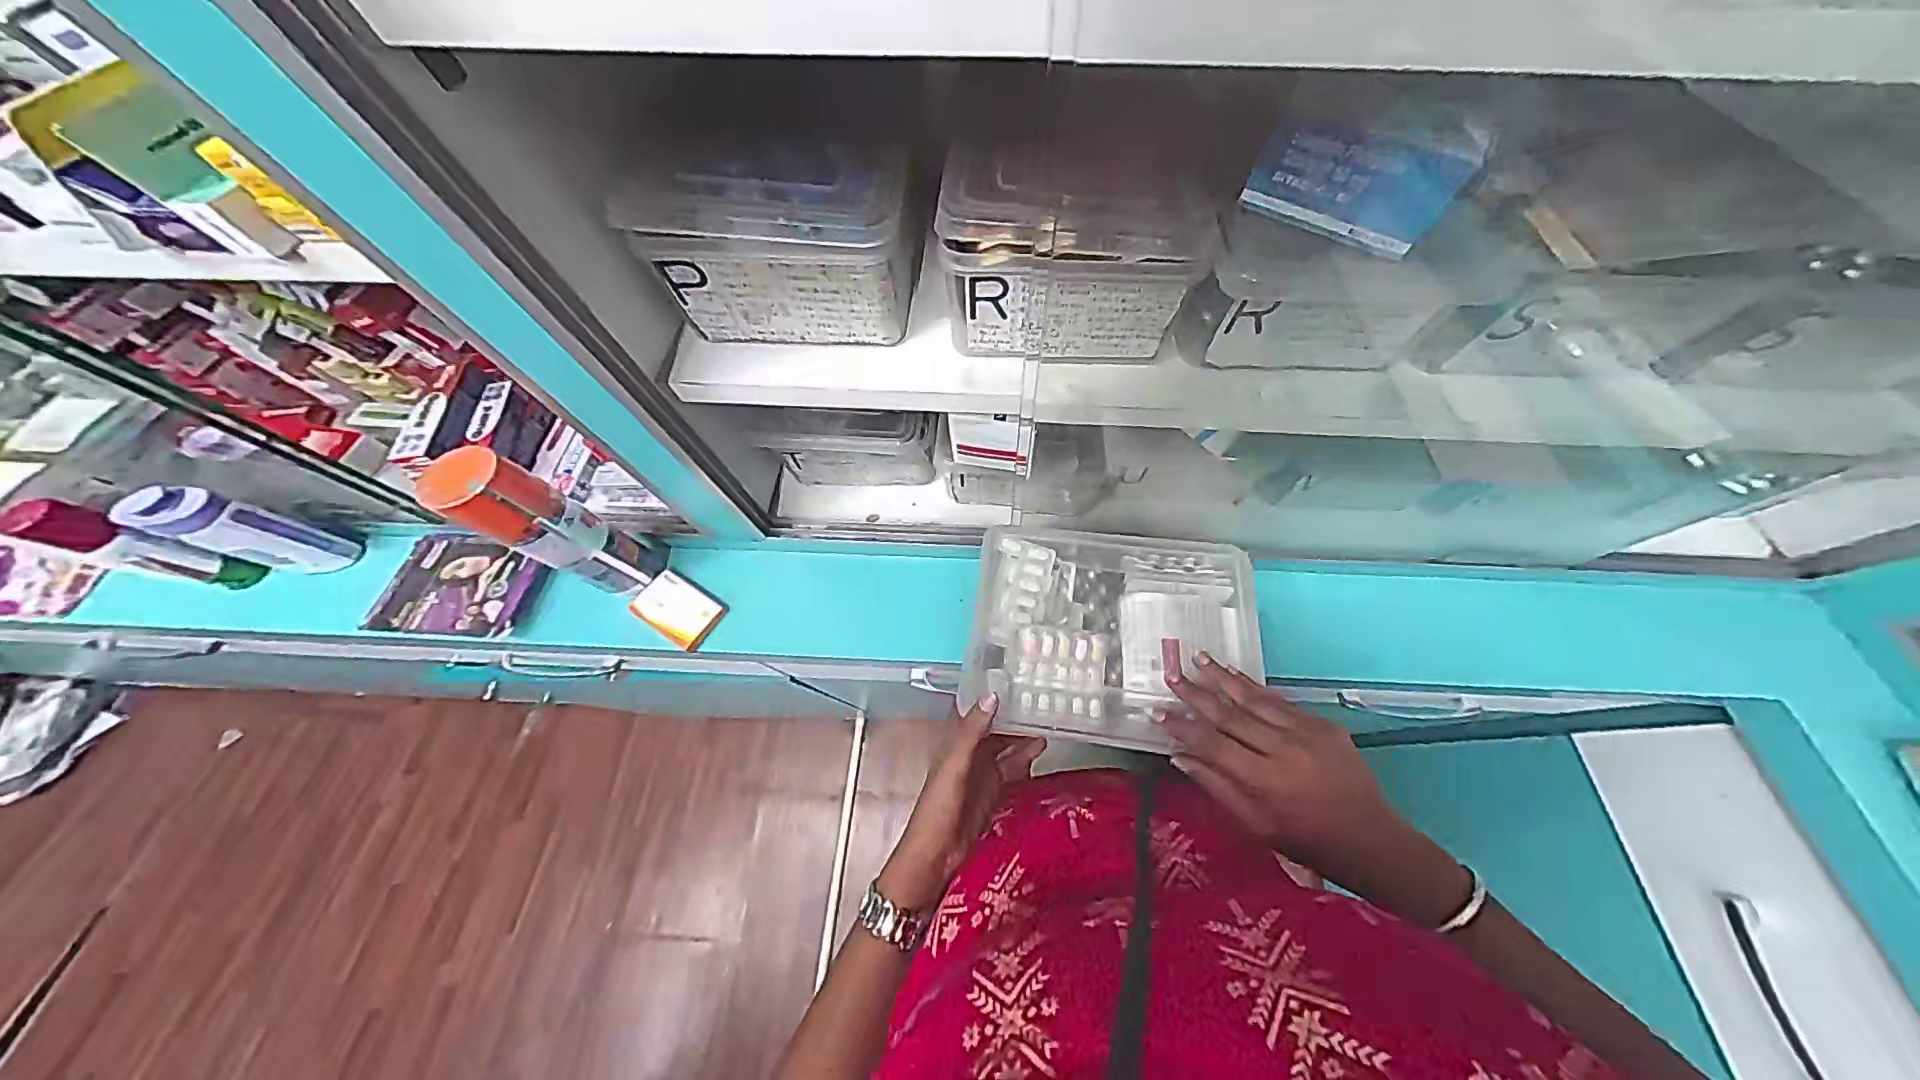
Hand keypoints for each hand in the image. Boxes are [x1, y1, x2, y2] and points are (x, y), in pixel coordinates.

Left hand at [877, 695, 1045, 909]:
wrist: (937, 855)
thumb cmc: (938, 807)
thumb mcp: (955, 764)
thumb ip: (973, 731)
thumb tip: (992, 696)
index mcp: (955, 743)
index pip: (976, 712)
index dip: (991, 697)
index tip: (1014, 680)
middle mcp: (969, 755)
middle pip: (995, 730)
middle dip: (1014, 717)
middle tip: (1040, 703)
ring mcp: (982, 775)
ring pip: (1006, 749)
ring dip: (1024, 738)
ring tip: (1047, 724)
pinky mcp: (994, 794)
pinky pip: (1013, 771)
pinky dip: (1026, 761)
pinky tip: (1041, 753)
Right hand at [1158, 655, 1472, 925]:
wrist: (1372, 840)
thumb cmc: (1307, 841)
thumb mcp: (1256, 824)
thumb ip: (1217, 786)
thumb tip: (1179, 755)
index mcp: (1266, 781)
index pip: (1212, 744)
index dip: (1182, 727)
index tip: (1158, 712)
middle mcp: (1285, 750)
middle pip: (1230, 715)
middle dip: (1196, 694)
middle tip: (1171, 675)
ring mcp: (1308, 734)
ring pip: (1255, 699)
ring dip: (1223, 678)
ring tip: (1199, 659)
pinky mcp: (1324, 725)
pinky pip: (1280, 702)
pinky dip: (1254, 687)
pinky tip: (1234, 675)